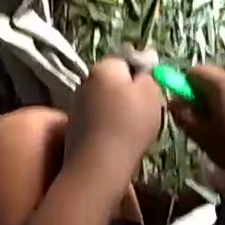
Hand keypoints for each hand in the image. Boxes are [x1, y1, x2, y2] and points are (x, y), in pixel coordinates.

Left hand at [63, 58, 164, 183]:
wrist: (100, 163)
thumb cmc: (130, 124)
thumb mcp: (151, 93)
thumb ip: (147, 76)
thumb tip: (141, 71)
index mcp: (103, 67)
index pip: (126, 61)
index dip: (140, 77)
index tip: (149, 95)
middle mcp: (85, 81)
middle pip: (113, 83)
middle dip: (128, 95)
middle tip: (143, 113)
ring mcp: (76, 105)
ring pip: (105, 103)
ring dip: (117, 113)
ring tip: (131, 132)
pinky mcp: (73, 127)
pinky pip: (97, 121)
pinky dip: (107, 128)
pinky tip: (116, 142)